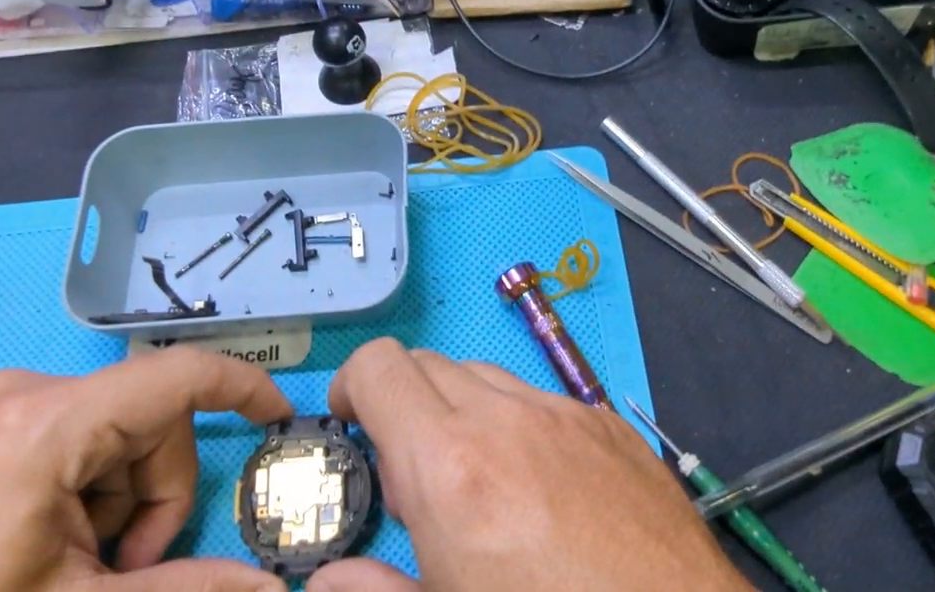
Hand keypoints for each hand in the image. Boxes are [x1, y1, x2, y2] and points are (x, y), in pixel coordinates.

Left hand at [0, 346, 295, 591]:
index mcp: (46, 422)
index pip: (178, 376)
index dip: (244, 388)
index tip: (280, 420)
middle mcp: (16, 393)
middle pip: (141, 421)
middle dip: (152, 499)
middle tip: (122, 573)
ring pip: (101, 436)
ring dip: (113, 504)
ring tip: (69, 573)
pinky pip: (55, 442)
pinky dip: (74, 494)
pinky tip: (36, 552)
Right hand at [308, 338, 751, 591]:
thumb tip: (325, 578)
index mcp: (450, 467)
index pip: (379, 368)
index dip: (352, 387)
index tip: (351, 425)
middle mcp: (505, 419)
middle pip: (427, 365)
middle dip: (403, 405)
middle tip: (413, 479)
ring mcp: (564, 415)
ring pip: (486, 376)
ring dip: (462, 412)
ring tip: (478, 485)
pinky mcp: (608, 425)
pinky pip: (542, 399)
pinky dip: (519, 424)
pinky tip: (541, 489)